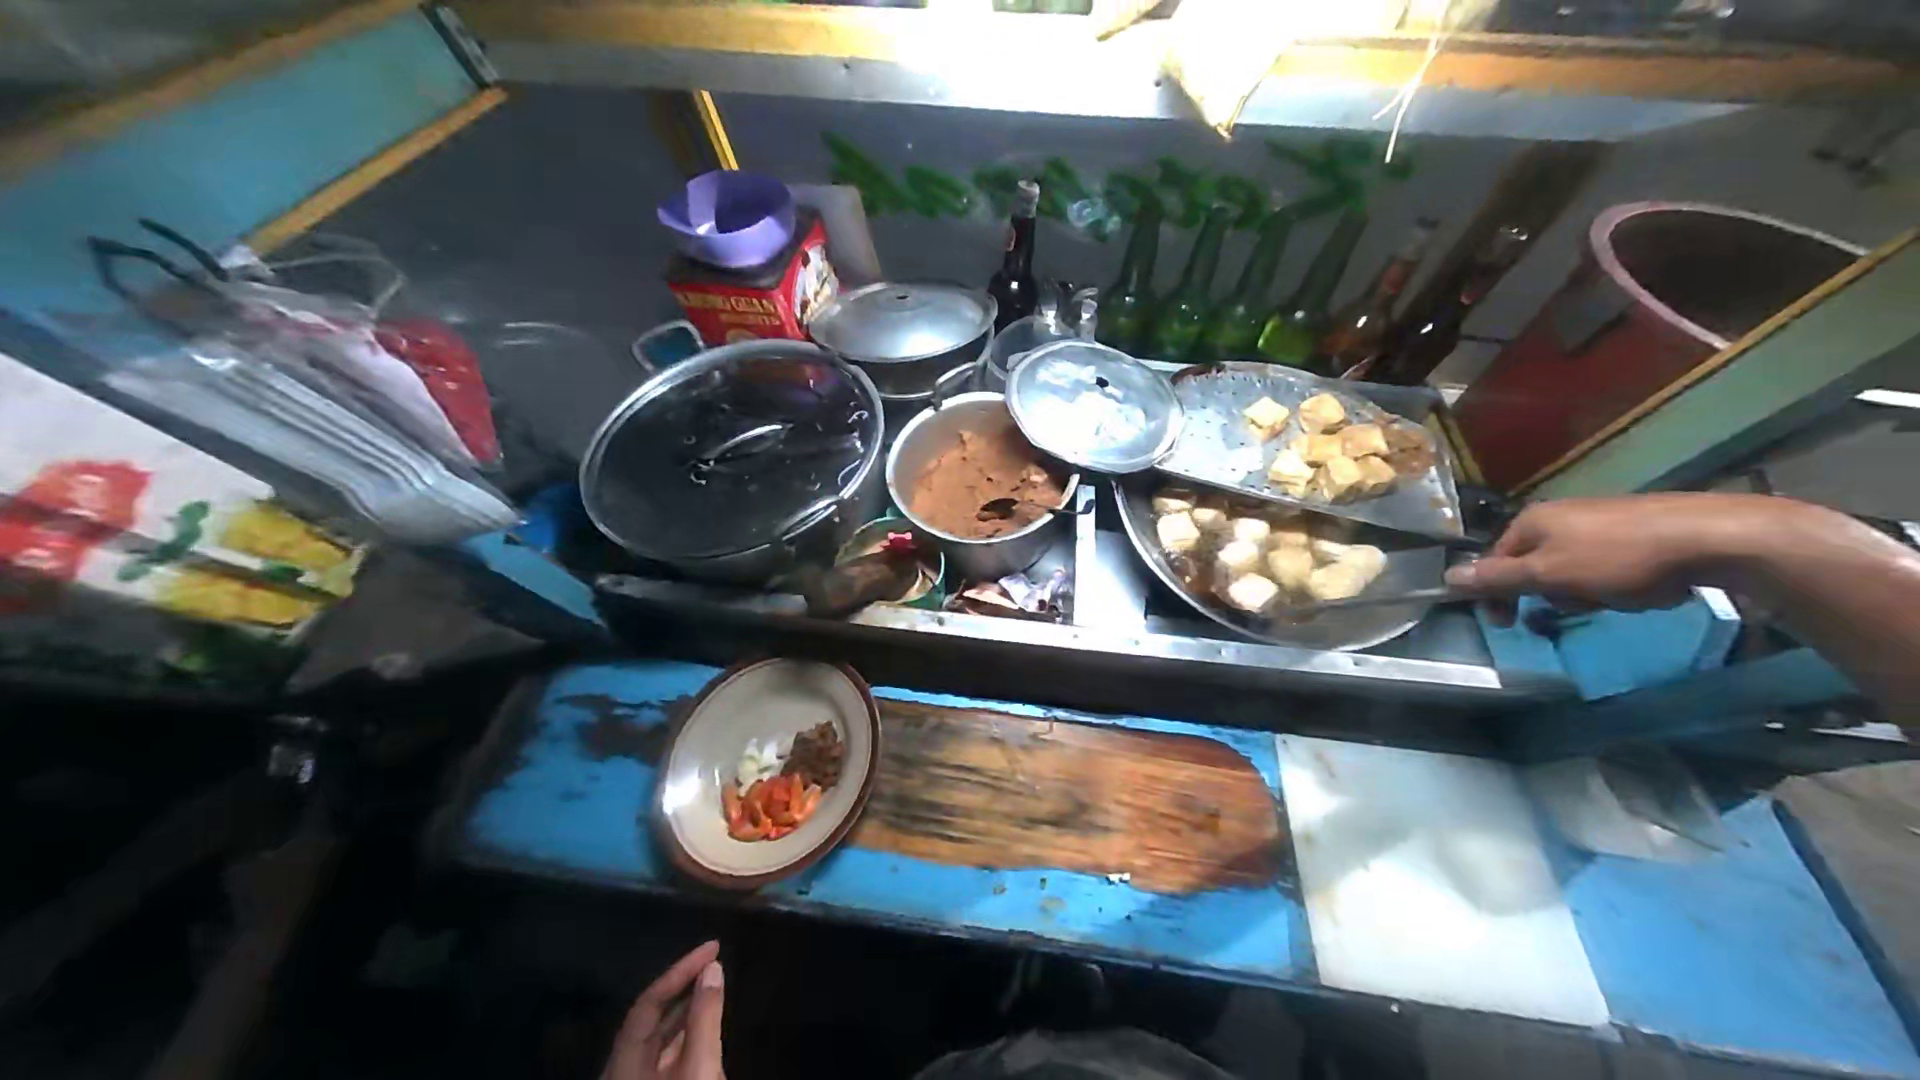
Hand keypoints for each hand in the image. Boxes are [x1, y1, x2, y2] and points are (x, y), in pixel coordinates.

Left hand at [603, 941, 724, 1079]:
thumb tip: (712, 968)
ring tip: (715, 986)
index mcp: (622, 1061)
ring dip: (688, 1011)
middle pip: (652, 1018)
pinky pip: (666, 1057)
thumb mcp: (699, 1066)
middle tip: (714, 962)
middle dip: (685, 987)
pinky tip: (707, 1029)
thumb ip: (705, 1017)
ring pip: (660, 1039)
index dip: (681, 970)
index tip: (713, 947)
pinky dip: (688, 1036)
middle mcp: (621, 1070)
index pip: (649, 1001)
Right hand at [1444, 493, 1807, 624]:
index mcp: (1532, 521)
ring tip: (1623, 596)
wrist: (1716, 537)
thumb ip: (1497, 578)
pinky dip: (1620, 580)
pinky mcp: (1638, 526)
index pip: (1494, 562)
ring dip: (1590, 590)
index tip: (1507, 625)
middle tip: (1582, 605)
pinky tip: (1648, 585)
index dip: (1495, 595)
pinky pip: (1609, 561)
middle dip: (1554, 592)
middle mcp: (1560, 514)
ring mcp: (1600, 518)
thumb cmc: (1620, 558)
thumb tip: (1447, 577)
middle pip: (1534, 566)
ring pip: (1573, 567)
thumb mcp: (1549, 575)